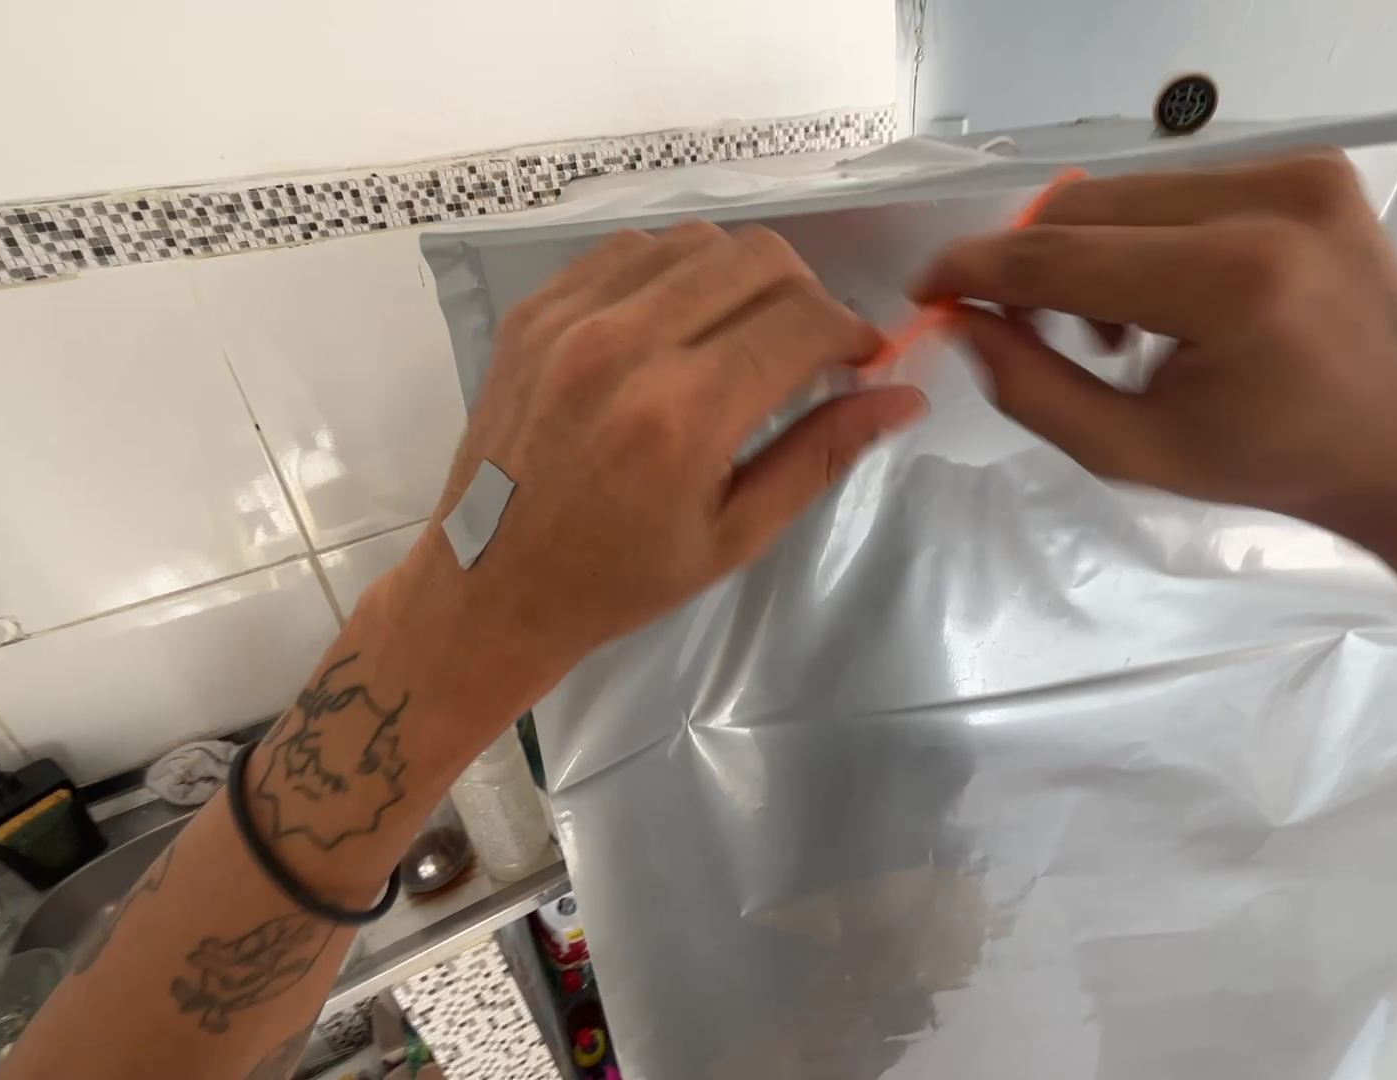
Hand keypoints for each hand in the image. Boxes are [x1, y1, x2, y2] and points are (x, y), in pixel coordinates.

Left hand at [416, 222, 925, 688]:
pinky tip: (678, 325)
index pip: (803, 322)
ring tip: (744, 336)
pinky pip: (629, 252)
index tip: (861, 358)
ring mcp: (569, 318)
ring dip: (743, 278)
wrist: (493, 585)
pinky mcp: (534, 312)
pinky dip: (675, 274)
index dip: (853, 332)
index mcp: (682, 413)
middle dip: (808, 295)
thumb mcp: (734, 535)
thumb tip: (902, 398)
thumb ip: (820, 455)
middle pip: (758, 259)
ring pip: (696, 242)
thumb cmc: (621, 579)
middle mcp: (624, 345)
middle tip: (808, 347)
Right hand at [912, 150, 1396, 548]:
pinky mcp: (1306, 167)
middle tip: (1021, 332)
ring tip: (1108, 334)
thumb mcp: (1126, 451)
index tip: (926, 288)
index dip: (973, 269)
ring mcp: (1295, 172)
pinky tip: (1153, 302)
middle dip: (1025, 269)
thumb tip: (966, 324)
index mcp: (1228, 284)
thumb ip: (1029, 388)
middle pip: (1079, 208)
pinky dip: (1130, 242)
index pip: (1057, 257)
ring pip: (1117, 194)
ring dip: (1079, 258)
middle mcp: (1267, 201)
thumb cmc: (1265, 462)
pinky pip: (1166, 192)